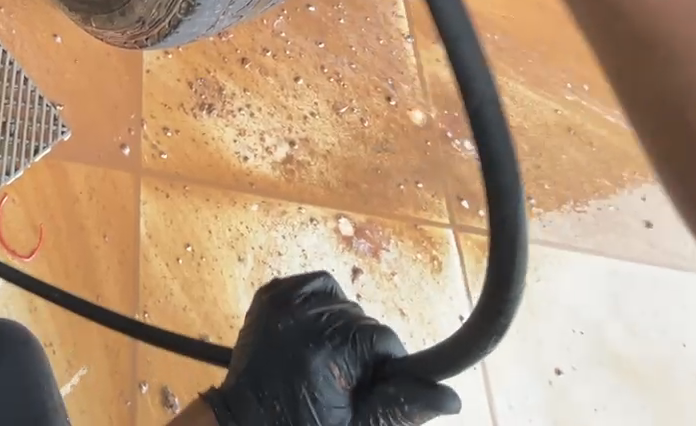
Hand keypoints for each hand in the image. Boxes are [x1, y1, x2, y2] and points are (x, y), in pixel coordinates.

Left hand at [204, 273, 460, 425]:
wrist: (246, 424)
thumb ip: (399, 408)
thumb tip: (450, 396)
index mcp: (324, 348)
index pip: (382, 338)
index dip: (389, 365)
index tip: (377, 388)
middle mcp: (301, 316)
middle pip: (360, 317)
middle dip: (366, 347)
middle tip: (353, 380)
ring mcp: (281, 301)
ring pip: (339, 297)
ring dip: (345, 322)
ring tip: (337, 358)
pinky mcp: (269, 296)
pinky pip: (309, 283)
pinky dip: (321, 302)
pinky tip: (320, 332)